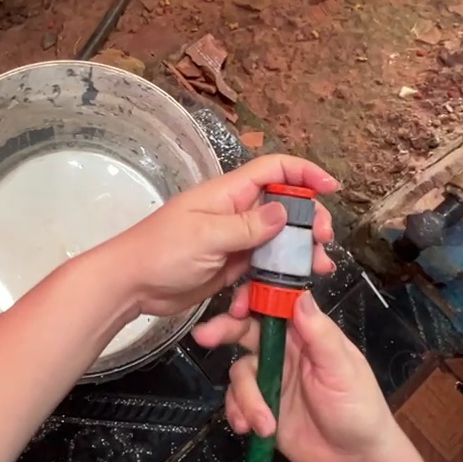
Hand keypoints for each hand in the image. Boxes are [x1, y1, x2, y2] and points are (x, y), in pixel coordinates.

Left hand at [85, 155, 339, 317]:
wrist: (131, 285)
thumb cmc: (162, 252)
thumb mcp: (206, 236)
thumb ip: (247, 226)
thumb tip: (285, 211)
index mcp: (228, 194)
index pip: (273, 170)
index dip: (304, 173)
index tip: (331, 188)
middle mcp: (235, 212)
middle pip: (283, 206)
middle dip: (308, 220)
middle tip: (322, 242)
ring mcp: (234, 240)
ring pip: (278, 239)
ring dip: (299, 252)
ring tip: (316, 269)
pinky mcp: (231, 266)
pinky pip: (263, 266)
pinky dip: (277, 276)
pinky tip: (286, 291)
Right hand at [193, 291, 403, 461]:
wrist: (353, 461)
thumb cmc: (358, 407)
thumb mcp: (343, 369)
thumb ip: (320, 334)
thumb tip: (301, 296)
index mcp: (304, 333)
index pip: (273, 304)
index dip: (252, 300)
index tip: (236, 307)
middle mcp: (282, 350)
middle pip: (244, 329)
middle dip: (223, 330)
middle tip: (204, 336)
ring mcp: (269, 378)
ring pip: (239, 371)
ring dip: (245, 397)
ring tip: (263, 423)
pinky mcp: (259, 405)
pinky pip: (235, 400)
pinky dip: (238, 412)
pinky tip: (251, 428)